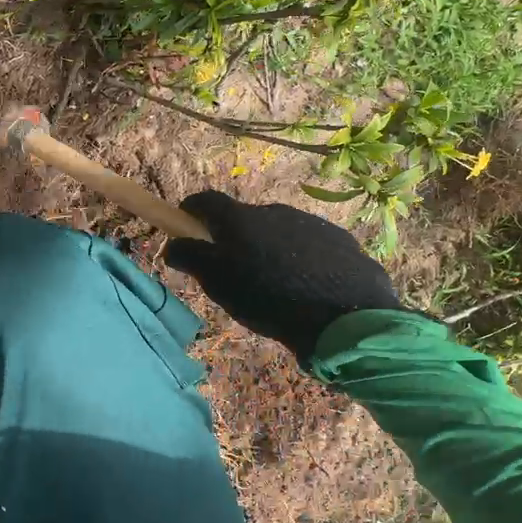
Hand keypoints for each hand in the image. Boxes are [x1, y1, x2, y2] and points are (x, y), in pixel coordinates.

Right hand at [162, 190, 402, 362]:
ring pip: (280, 232)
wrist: (348, 321)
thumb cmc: (268, 298)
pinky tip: (308, 288)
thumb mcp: (216, 282)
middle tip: (235, 270)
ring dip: (271, 249)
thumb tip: (173, 244)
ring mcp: (313, 225)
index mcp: (241, 219)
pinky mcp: (343, 243)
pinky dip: (302, 260)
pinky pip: (312, 247)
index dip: (192, 212)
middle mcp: (276, 211)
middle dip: (235, 238)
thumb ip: (190, 258)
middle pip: (245, 219)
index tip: (187, 229)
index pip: (206, 201)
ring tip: (276, 284)